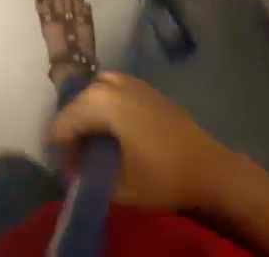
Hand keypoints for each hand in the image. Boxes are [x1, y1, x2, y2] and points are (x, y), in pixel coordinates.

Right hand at [47, 72, 238, 211]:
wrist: (208, 167)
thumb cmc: (162, 177)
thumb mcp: (117, 187)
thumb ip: (85, 179)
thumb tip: (72, 172)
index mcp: (101, 102)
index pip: (62, 122)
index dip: (60, 150)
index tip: (69, 173)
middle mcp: (112, 82)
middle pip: (76, 103)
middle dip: (72, 131)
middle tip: (78, 162)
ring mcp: (130, 80)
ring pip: (93, 94)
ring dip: (88, 117)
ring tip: (93, 146)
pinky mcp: (144, 86)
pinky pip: (111, 90)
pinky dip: (104, 108)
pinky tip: (113, 133)